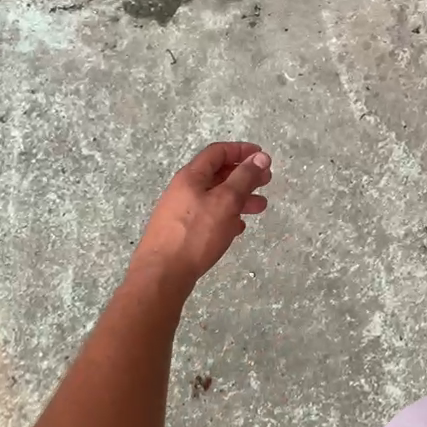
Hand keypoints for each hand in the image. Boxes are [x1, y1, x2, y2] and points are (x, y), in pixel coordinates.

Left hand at [128, 142, 272, 298]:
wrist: (161, 276)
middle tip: (266, 181)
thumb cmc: (196, 233)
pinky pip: (208, 216)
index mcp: (191, 176)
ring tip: (259, 207)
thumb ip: (244, 177)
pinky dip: (226, 216)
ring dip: (239, 198)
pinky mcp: (181, 232)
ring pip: (215, 197)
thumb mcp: (226, 201)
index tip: (262, 157)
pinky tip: (237, 228)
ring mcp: (180, 212)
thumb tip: (260, 157)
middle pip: (218, 174)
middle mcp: (183, 190)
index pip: (218, 152)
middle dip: (244, 175)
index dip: (242, 150)